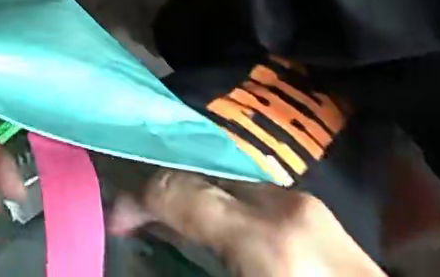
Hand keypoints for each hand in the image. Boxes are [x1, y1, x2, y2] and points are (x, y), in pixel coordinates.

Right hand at [111, 170, 383, 276]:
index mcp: (265, 239)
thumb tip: (145, 240)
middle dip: (164, 189)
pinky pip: (257, 195)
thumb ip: (193, 258)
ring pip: (229, 179)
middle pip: (202, 171)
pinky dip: (226, 204)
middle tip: (138, 218)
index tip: (115, 220)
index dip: (136, 200)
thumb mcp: (247, 269)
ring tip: (172, 223)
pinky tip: (217, 229)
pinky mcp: (324, 219)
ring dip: (196, 195)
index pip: (177, 190)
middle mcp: (286, 206)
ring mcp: (310, 207)